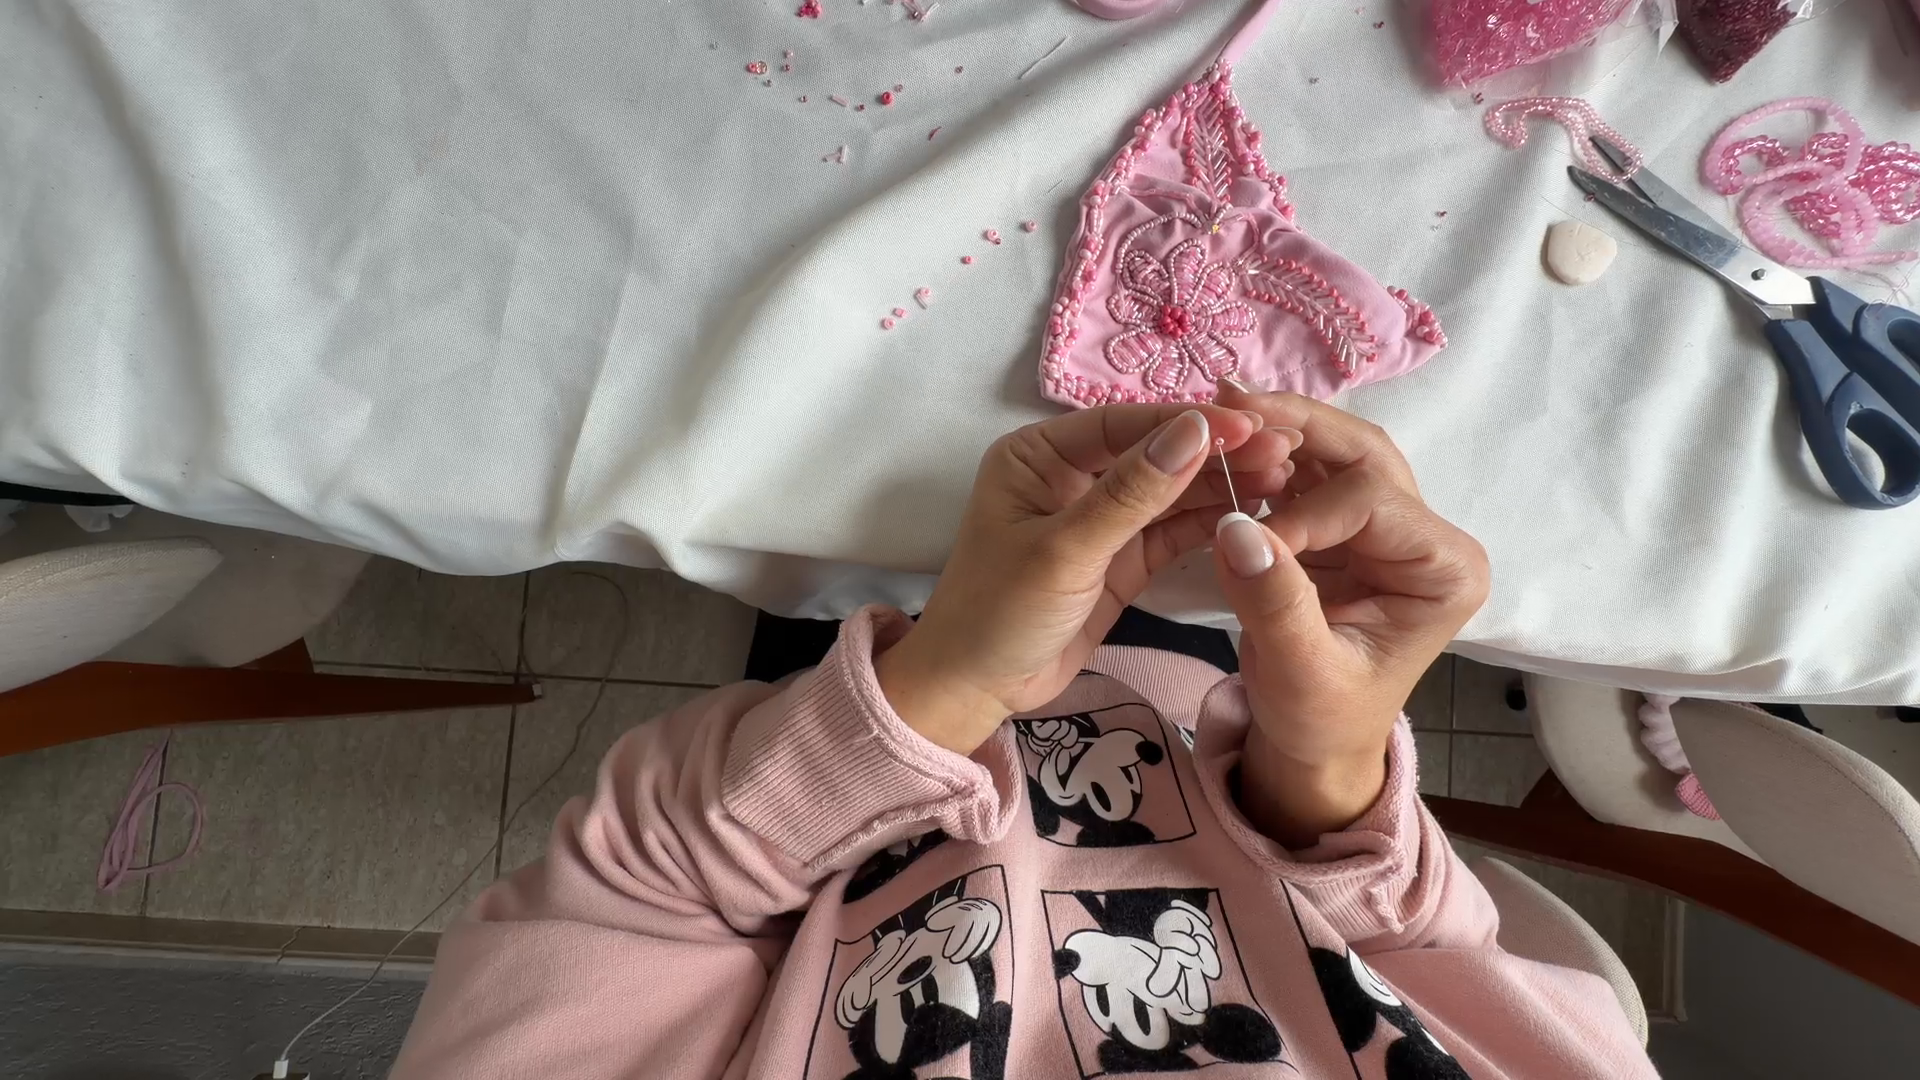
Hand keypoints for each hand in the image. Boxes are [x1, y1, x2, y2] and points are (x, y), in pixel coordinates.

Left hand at [877, 403, 1303, 754]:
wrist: (977, 687)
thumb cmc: (999, 611)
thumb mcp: (1064, 550)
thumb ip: (1131, 494)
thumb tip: (1195, 430)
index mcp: (1038, 456)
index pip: (1121, 425)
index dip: (1185, 423)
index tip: (1249, 425)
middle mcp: (1069, 476)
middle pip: (1152, 454)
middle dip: (1214, 452)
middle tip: (1284, 451)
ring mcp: (1098, 518)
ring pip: (1168, 492)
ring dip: (1220, 485)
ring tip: (1283, 478)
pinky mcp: (1119, 558)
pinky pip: (1169, 531)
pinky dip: (1208, 523)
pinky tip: (1254, 511)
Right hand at [1211, 381, 1488, 847]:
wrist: (1314, 736)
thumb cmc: (1318, 714)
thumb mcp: (1299, 670)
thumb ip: (1274, 601)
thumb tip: (1234, 528)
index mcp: (1442, 570)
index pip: (1369, 504)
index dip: (1299, 513)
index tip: (1235, 542)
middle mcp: (1425, 536)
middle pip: (1363, 454)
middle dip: (1297, 425)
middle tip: (1231, 400)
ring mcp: (1385, 528)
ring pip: (1337, 452)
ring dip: (1282, 428)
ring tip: (1225, 405)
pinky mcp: (1344, 529)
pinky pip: (1309, 475)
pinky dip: (1270, 454)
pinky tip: (1232, 440)